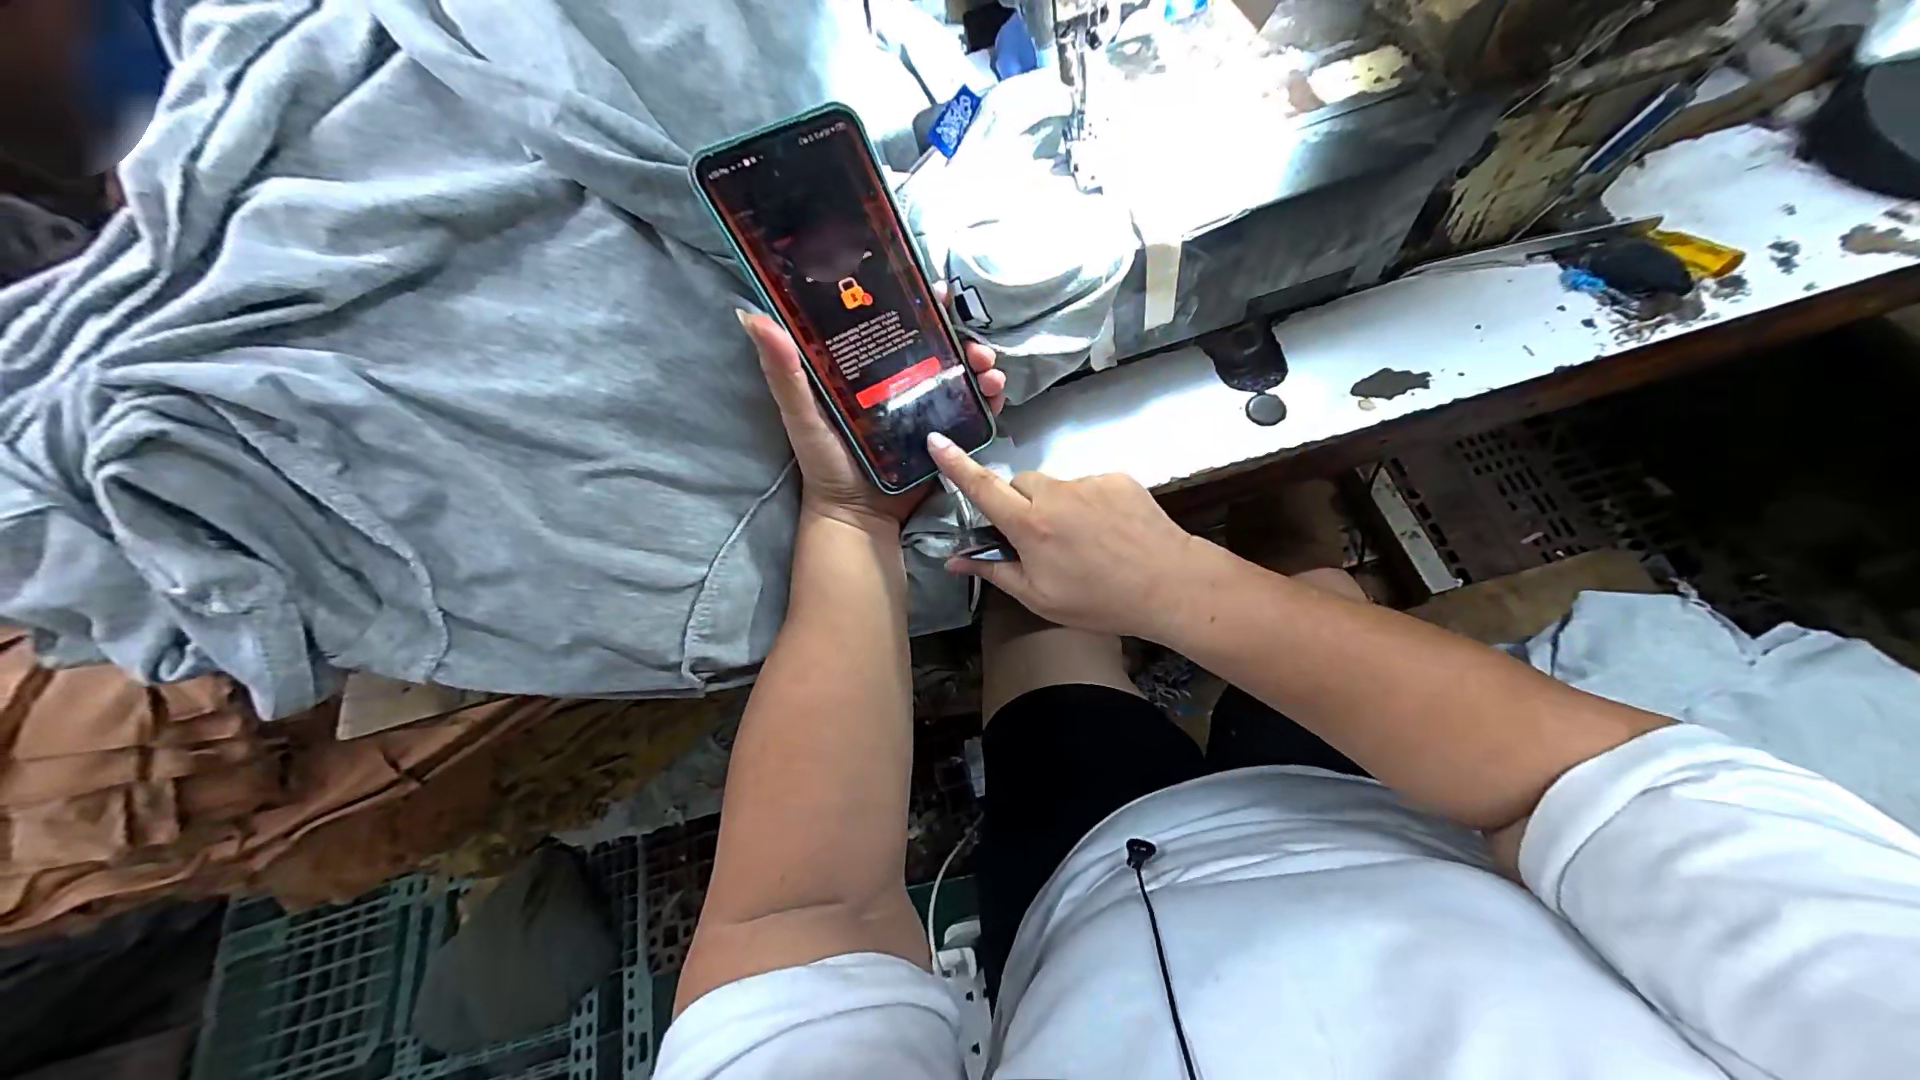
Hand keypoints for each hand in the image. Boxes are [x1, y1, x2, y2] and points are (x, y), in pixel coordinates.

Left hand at [739, 310, 1005, 531]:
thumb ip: (783, 372)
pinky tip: (996, 395)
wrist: (856, 516)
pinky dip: (988, 400)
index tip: (937, 289)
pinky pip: (970, 412)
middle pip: (937, 347)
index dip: (917, 303)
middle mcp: (898, 381)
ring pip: (959, 375)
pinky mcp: (942, 435)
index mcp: (866, 368)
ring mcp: (923, 408)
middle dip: (962, 336)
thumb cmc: (824, 463)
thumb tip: (750, 315)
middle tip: (973, 343)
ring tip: (989, 369)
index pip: (894, 324)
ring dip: (980, 365)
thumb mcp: (800, 414)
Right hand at [927, 433, 1209, 639]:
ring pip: (1056, 485)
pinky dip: (1088, 502)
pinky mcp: (1117, 477)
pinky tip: (1107, 530)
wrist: (1169, 585)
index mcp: (1030, 525)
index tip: (936, 440)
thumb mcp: (1038, 597)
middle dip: (1020, 503)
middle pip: (1020, 483)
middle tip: (1037, 537)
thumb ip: (993, 572)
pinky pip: (1087, 484)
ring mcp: (1089, 482)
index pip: (983, 488)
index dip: (956, 465)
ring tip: (1082, 539)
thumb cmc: (1099, 601)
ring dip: (1056, 504)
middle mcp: (1056, 494)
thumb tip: (952, 561)